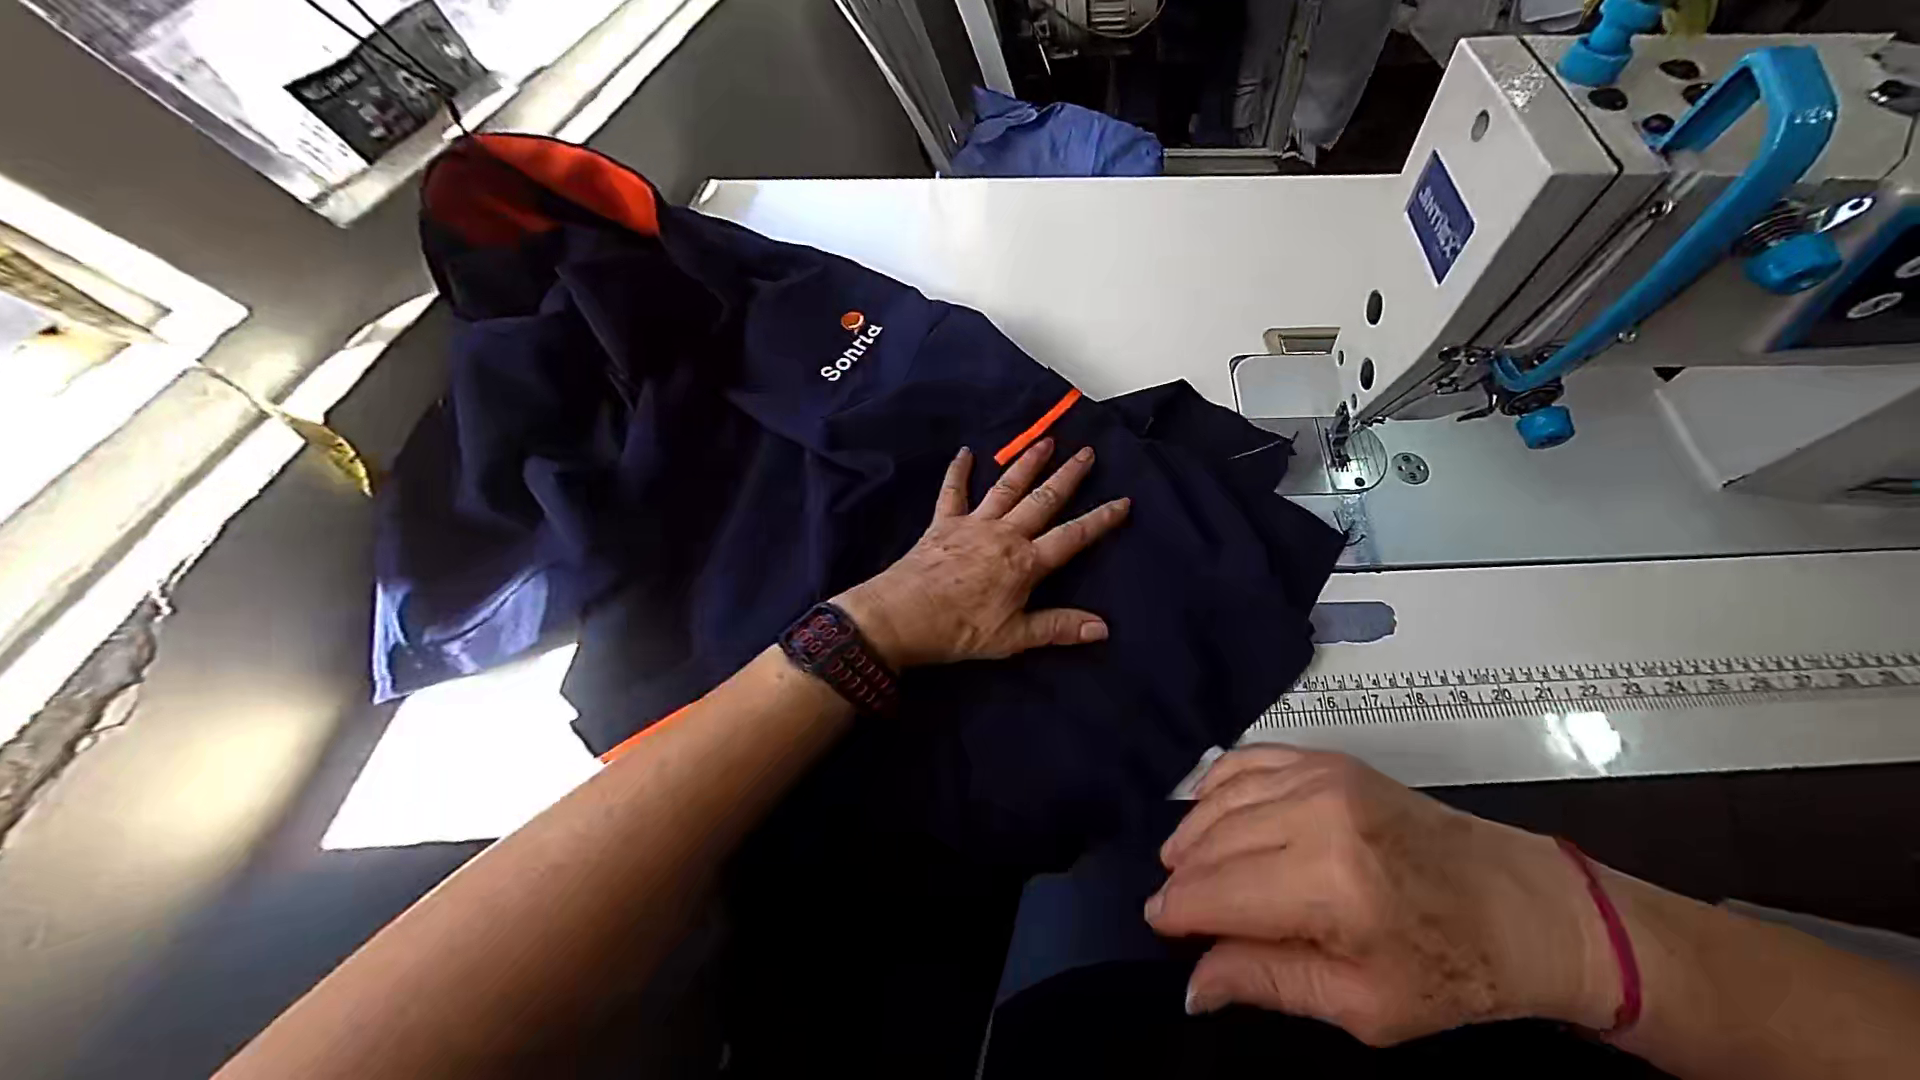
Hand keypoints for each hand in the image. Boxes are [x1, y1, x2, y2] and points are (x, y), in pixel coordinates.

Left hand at [833, 438, 1129, 667]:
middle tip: (1086, 452)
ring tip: (1046, 441)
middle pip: (1043, 500)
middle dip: (1067, 476)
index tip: (1123, 500)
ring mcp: (972, 525)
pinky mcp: (943, 524)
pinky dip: (959, 471)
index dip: (1100, 519)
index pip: (1073, 537)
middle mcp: (1004, 535)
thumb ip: (1058, 628)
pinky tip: (966, 452)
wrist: (900, 617)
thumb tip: (1103, 628)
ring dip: (1027, 463)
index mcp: (1025, 562)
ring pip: (1007, 487)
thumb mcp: (1013, 638)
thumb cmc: (958, 630)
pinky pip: (953, 492)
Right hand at [1145, 746, 1622, 1045]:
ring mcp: (1318, 776)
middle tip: (1173, 902)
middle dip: (1182, 875)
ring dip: (1191, 832)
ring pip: (1220, 799)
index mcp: (1330, 885)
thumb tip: (1192, 984)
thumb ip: (1266, 983)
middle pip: (1213, 842)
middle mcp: (1314, 816)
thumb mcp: (1362, 1004)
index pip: (1218, 892)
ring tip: (1181, 861)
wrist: (1522, 905)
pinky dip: (1214, 785)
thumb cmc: (1453, 970)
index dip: (1177, 909)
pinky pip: (1245, 761)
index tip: (1157, 923)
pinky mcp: (1323, 759)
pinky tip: (1203, 808)